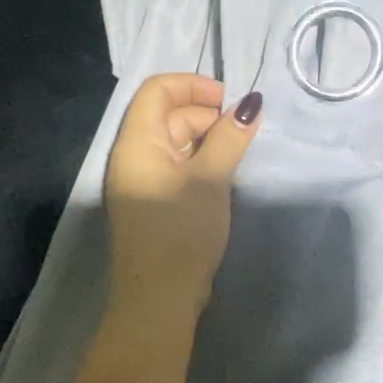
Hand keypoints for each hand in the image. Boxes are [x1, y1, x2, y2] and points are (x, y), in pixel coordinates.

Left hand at [104, 74, 262, 309]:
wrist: (158, 298)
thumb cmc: (181, 231)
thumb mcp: (211, 179)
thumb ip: (230, 138)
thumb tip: (251, 104)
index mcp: (137, 142)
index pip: (157, 90)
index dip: (193, 85)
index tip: (230, 101)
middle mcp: (132, 156)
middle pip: (166, 114)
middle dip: (205, 114)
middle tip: (240, 134)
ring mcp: (138, 181)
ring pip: (172, 142)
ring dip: (204, 139)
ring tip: (236, 155)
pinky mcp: (149, 203)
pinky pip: (172, 167)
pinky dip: (197, 161)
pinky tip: (221, 177)